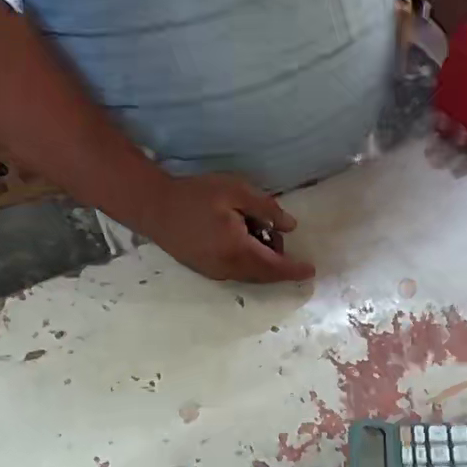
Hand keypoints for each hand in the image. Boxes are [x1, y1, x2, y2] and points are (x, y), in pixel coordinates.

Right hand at [133, 173, 315, 283]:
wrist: (155, 208)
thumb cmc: (196, 195)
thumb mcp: (235, 192)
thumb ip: (266, 209)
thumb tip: (290, 227)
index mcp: (239, 251)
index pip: (275, 267)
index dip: (295, 270)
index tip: (311, 271)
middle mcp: (229, 270)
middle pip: (264, 275)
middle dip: (277, 260)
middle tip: (270, 229)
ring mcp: (217, 273)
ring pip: (251, 275)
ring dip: (261, 260)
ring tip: (253, 229)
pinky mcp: (207, 271)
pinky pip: (237, 272)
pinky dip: (248, 262)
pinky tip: (239, 238)